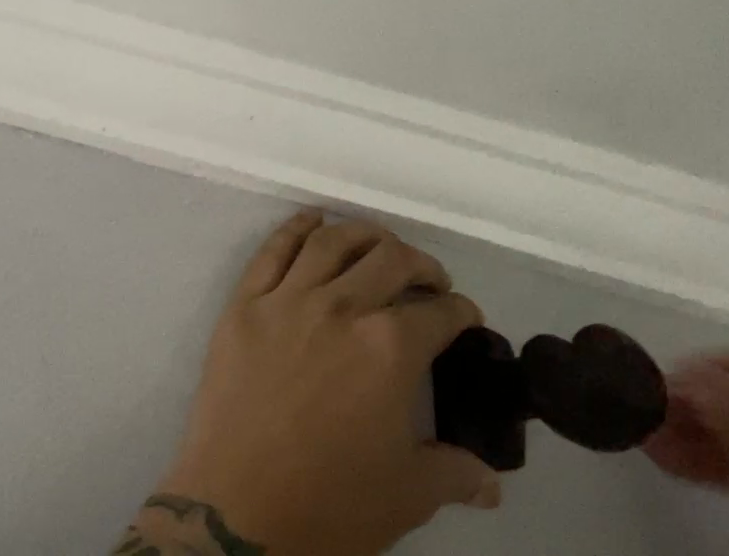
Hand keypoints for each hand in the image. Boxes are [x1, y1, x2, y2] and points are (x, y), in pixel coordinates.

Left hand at [119, 211, 499, 555]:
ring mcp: (286, 300)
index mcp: (389, 348)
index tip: (463, 318)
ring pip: (332, 242)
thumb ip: (454, 473)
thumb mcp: (408, 493)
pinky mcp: (243, 304)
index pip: (440, 313)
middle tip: (428, 281)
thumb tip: (491, 480)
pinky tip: (312, 219)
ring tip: (379, 244)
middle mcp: (341, 308)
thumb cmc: (331, 504)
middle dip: (421, 265)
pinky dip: (296, 227)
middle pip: (390, 260)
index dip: (461, 313)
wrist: (238, 508)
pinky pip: (272, 250)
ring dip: (364, 235)